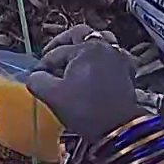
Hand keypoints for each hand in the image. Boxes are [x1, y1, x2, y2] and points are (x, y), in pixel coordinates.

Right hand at [25, 25, 144, 139]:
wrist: (118, 129)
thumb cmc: (85, 109)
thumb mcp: (52, 95)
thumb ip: (37, 80)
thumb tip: (35, 76)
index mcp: (85, 49)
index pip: (56, 52)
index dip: (43, 65)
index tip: (37, 77)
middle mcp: (104, 47)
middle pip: (80, 34)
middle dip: (63, 42)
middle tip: (52, 55)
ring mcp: (119, 58)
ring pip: (101, 40)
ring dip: (85, 46)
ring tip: (74, 59)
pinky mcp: (127, 71)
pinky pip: (113, 55)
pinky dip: (102, 58)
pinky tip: (95, 69)